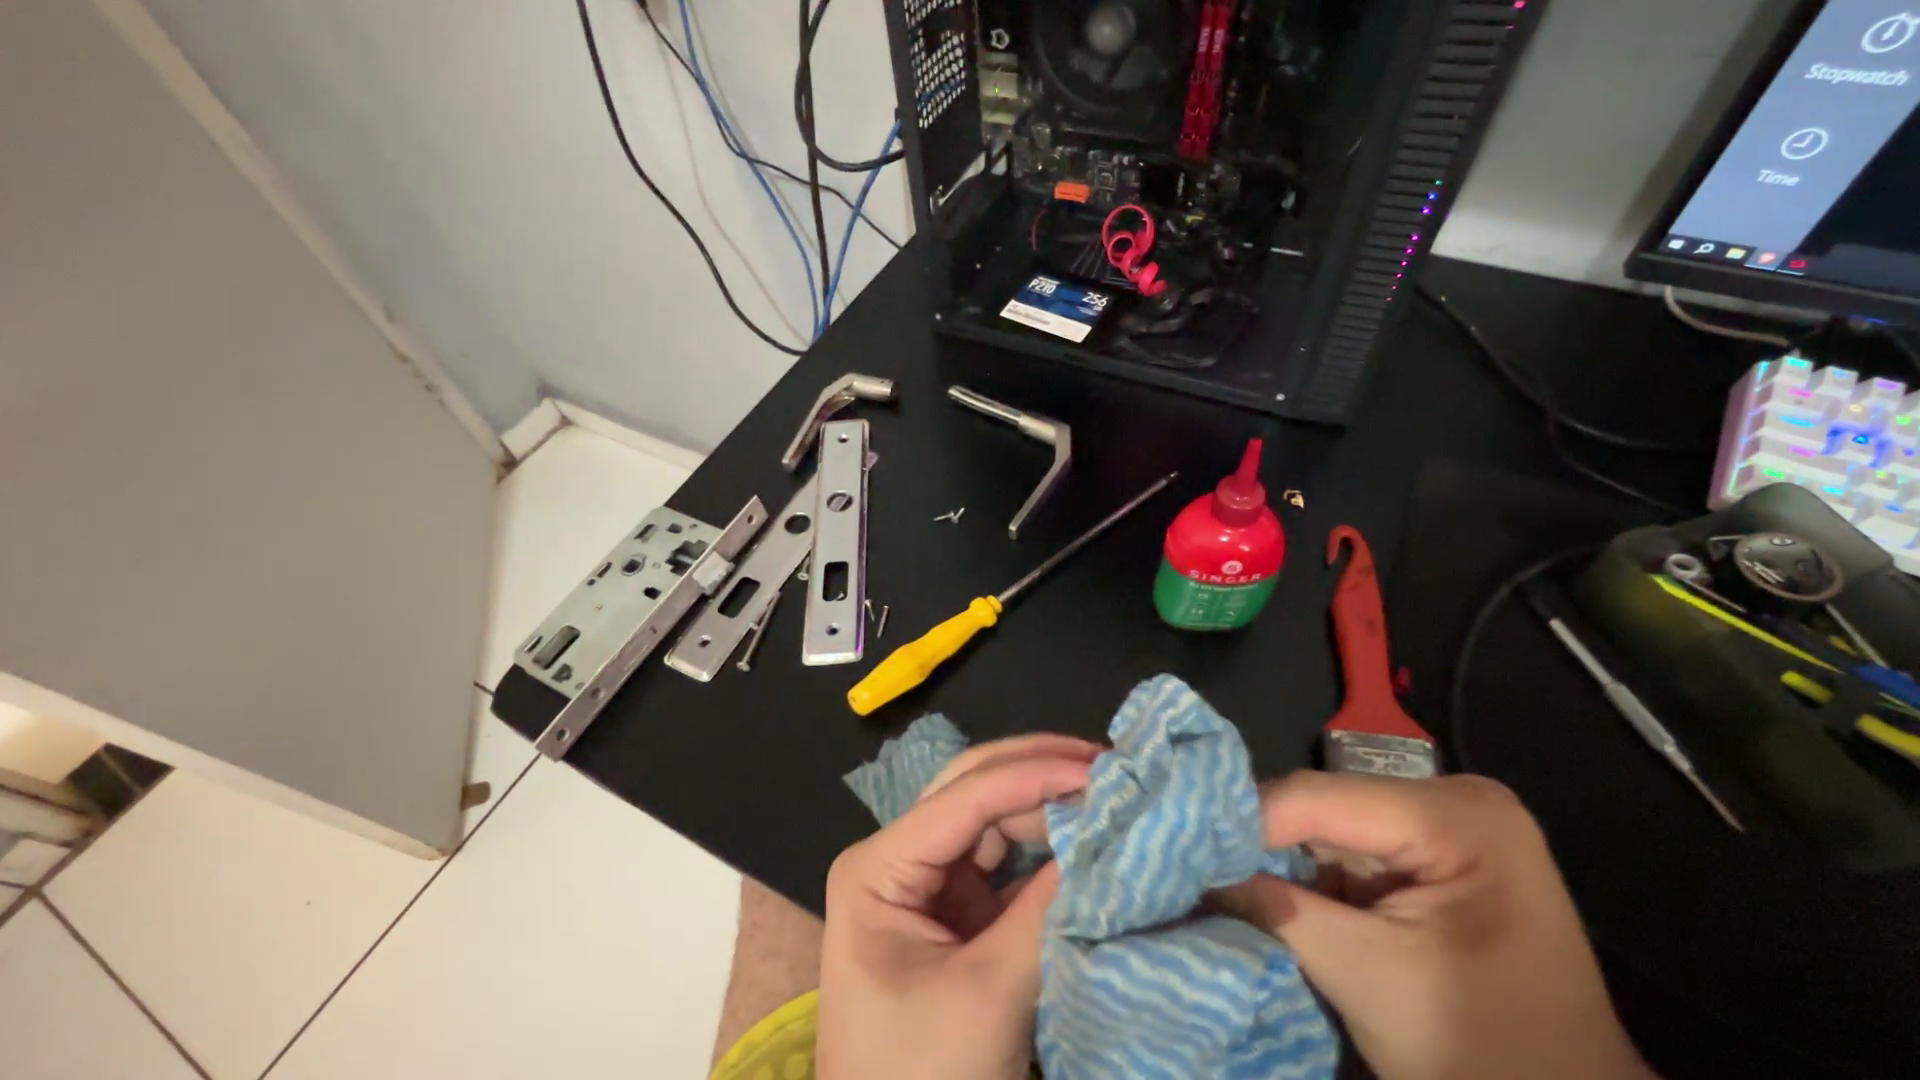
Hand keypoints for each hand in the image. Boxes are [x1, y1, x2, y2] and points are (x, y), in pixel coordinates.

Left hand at [817, 735, 1098, 1079]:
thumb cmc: (924, 1072)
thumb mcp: (989, 992)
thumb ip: (1047, 909)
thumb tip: (1106, 841)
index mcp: (879, 868)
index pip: (964, 799)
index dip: (1034, 775)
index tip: (1101, 770)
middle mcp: (897, 860)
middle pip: (973, 794)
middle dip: (1039, 774)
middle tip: (1111, 768)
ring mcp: (926, 885)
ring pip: (991, 822)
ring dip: (1046, 806)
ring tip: (1108, 793)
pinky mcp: (955, 914)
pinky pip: (1004, 864)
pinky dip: (1046, 850)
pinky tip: (1086, 837)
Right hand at [1217, 772, 1651, 1079]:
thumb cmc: (1482, 1051)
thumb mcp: (1366, 978)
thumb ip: (1275, 912)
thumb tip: (1191, 877)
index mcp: (1458, 816)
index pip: (1319, 798)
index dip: (1242, 825)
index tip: (1180, 858)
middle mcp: (1456, 799)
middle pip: (1323, 807)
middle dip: (1257, 842)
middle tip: (1190, 868)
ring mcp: (1450, 827)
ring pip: (1329, 829)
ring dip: (1276, 860)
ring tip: (1214, 881)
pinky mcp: (1437, 858)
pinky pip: (1351, 852)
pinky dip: (1307, 877)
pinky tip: (1264, 894)